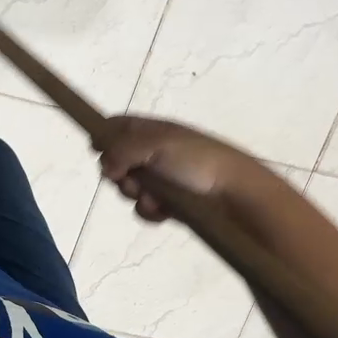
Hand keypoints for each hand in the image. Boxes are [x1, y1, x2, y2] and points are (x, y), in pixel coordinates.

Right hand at [95, 115, 263, 222]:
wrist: (238, 194)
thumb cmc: (197, 161)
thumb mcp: (155, 143)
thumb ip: (120, 149)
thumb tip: (104, 166)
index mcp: (152, 130)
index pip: (116, 126)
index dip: (103, 136)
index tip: (98, 150)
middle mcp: (154, 152)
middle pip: (115, 160)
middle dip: (117, 172)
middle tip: (130, 177)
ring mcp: (162, 179)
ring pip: (128, 187)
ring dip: (134, 193)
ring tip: (153, 197)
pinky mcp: (169, 204)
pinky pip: (144, 208)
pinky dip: (149, 210)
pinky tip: (162, 211)